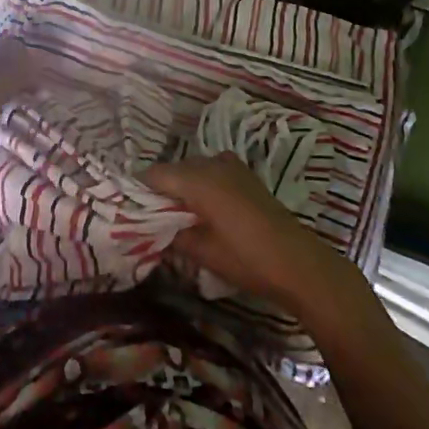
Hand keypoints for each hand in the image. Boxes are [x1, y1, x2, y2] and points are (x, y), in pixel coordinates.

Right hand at [142, 153, 354, 310]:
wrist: (299, 264)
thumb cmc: (247, 259)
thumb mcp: (201, 251)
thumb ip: (170, 234)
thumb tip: (149, 227)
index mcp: (198, 180)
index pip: (154, 174)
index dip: (139, 190)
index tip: (129, 210)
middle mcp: (212, 164)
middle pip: (173, 170)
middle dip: (159, 190)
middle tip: (150, 217)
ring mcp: (232, 166)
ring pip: (192, 169)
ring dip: (181, 187)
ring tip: (176, 216)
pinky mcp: (245, 175)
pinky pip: (211, 172)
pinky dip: (201, 184)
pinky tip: (203, 209)